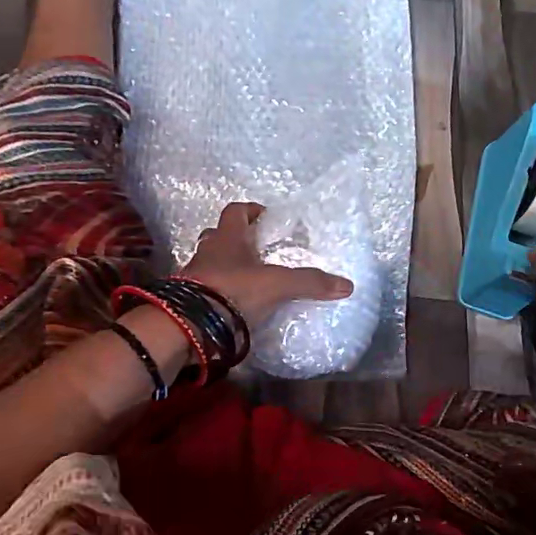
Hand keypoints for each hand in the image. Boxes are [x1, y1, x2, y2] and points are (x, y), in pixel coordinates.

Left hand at [178, 202, 353, 322]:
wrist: (190, 324)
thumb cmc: (233, 291)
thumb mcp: (277, 285)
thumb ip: (309, 283)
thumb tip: (347, 284)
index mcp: (227, 238)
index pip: (235, 211)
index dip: (250, 210)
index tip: (264, 216)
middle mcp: (207, 252)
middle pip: (218, 236)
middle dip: (235, 240)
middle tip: (255, 250)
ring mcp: (193, 276)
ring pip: (208, 263)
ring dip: (224, 267)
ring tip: (246, 280)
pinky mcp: (188, 300)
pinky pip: (204, 288)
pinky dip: (217, 292)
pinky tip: (232, 304)